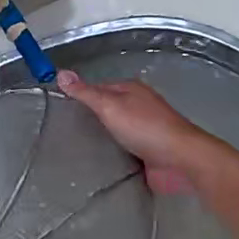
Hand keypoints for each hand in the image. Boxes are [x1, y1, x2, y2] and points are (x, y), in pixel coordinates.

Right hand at [56, 70, 214, 191]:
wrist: (180, 161)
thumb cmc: (144, 128)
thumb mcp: (109, 106)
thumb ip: (85, 93)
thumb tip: (61, 72)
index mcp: (131, 90)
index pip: (98, 88)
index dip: (80, 97)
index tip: (58, 110)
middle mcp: (139, 108)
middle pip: (107, 112)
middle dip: (88, 121)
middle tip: (61, 133)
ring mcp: (144, 132)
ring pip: (114, 134)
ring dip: (100, 142)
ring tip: (72, 151)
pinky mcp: (147, 154)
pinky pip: (122, 153)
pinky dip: (111, 158)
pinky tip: (94, 166)